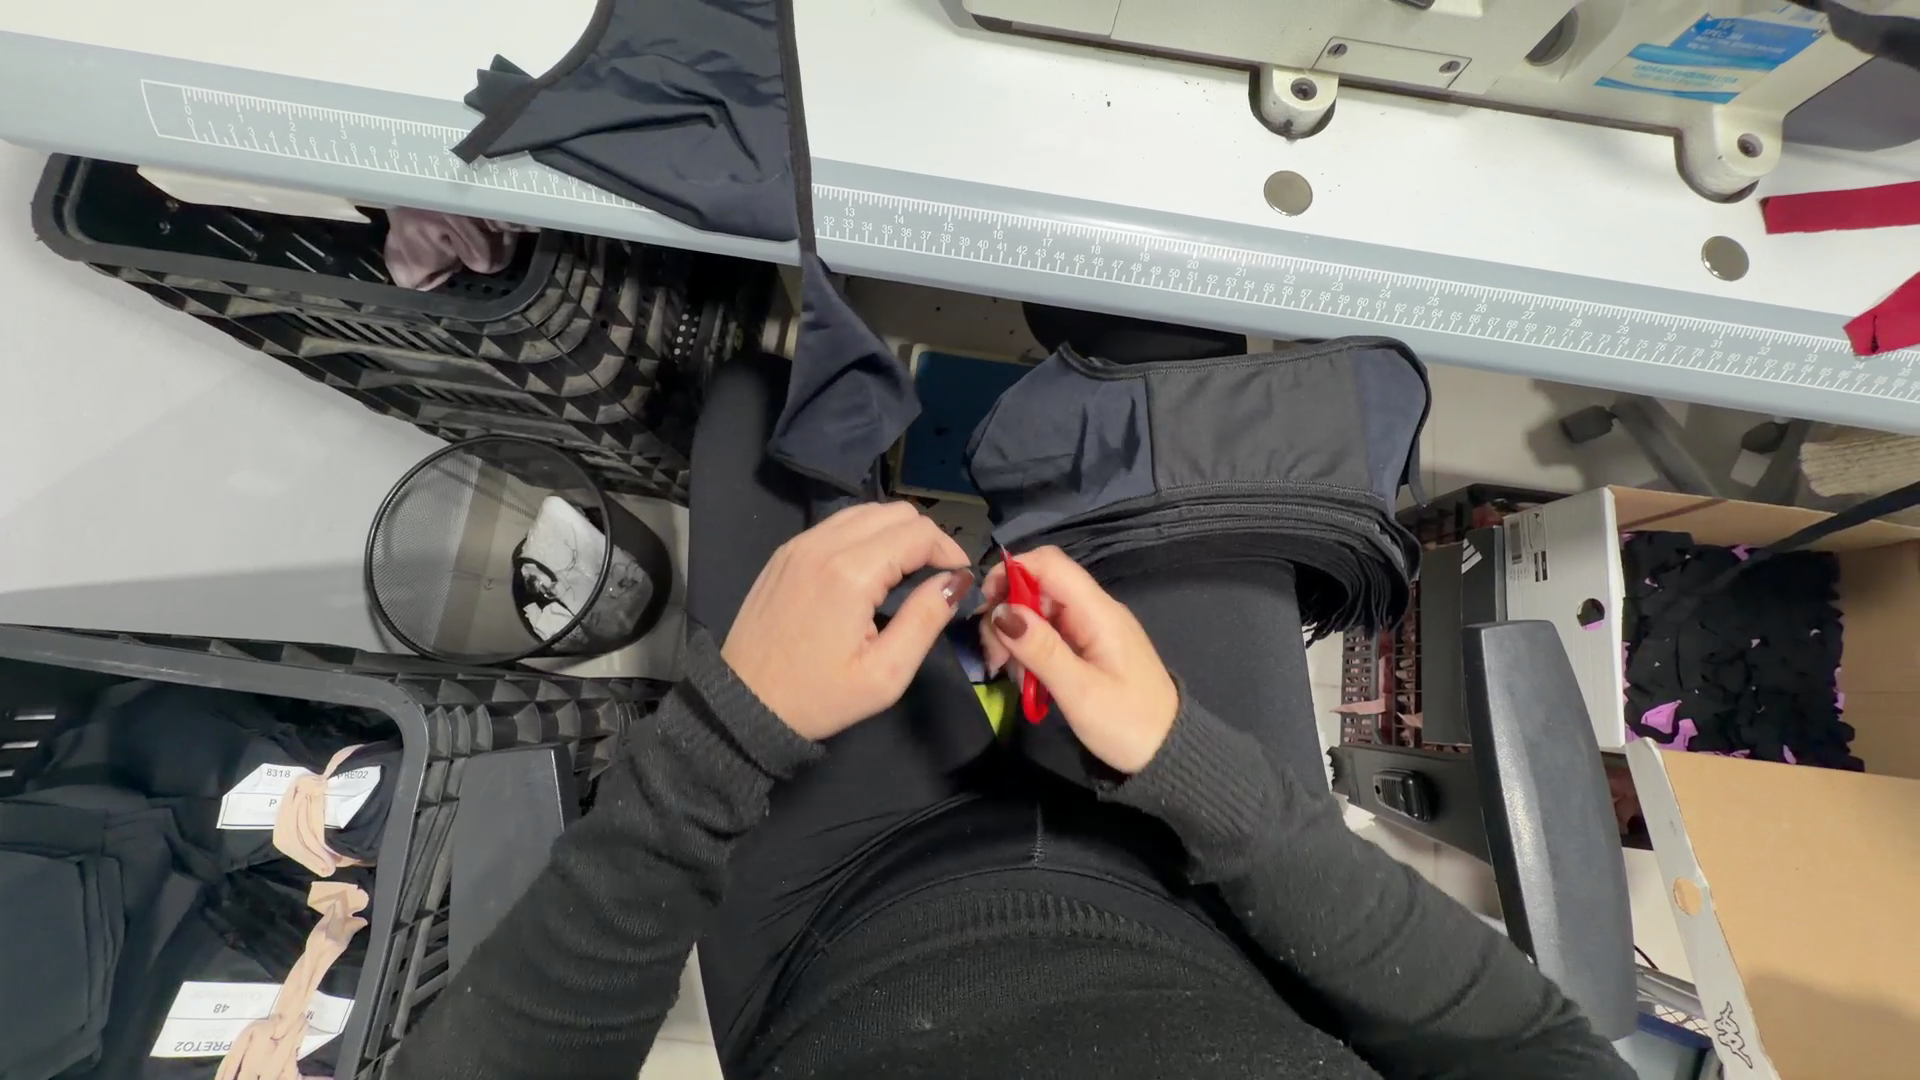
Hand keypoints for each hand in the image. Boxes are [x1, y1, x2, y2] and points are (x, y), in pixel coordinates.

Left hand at [722, 502, 972, 740]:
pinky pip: (838, 523)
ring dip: (896, 533)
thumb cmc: (819, 696)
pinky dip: (866, 535)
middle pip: (896, 511)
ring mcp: (800, 543)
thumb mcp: (886, 673)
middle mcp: (824, 544)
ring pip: (866, 511)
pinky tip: (870, 569)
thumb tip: (956, 580)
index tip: (958, 579)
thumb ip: (926, 619)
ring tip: (906, 571)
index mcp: (851, 573)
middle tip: (935, 576)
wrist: (742, 705)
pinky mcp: (786, 552)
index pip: (919, 532)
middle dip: (926, 538)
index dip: (949, 550)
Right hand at [980, 547, 1177, 772]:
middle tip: (995, 658)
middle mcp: (1095, 610)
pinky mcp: (1089, 647)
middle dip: (1008, 614)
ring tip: (1012, 676)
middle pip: (1039, 587)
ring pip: (1040, 612)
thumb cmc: (1128, 724)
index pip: (1049, 563)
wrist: (1169, 752)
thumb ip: (1040, 649)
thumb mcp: (1079, 691)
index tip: (986, 607)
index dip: (1011, 572)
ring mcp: (1092, 628)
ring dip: (1016, 637)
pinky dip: (1031, 651)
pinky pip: (1050, 634)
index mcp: (1098, 611)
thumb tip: (1000, 611)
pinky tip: (1028, 680)